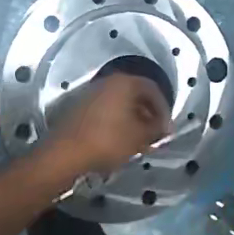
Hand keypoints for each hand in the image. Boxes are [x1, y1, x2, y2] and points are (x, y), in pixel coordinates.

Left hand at [46, 73, 172, 176]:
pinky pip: (107, 111)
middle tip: (155, 134)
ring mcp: (91, 93)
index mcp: (124, 82)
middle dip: (148, 114)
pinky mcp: (80, 108)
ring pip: (120, 103)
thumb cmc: (108, 140)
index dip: (164, 109)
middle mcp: (107, 81)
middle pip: (136, 94)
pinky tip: (120, 140)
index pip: (153, 89)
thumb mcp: (139, 136)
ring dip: (133, 119)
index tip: (167, 129)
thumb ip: (156, 128)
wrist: (66, 152)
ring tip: (140, 140)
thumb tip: (162, 126)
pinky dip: (117, 122)